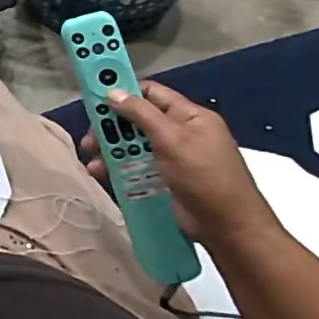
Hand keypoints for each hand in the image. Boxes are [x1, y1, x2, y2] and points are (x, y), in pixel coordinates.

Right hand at [78, 81, 283, 247]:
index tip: (95, 98)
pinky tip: (101, 173)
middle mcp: (180, 132)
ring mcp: (171, 156)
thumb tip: (112, 91)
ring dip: (110, 150)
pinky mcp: (163, 177)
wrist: (228, 227)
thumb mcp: (172, 139)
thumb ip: (140, 113)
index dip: (123, 92)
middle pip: (136, 120)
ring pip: (132, 144)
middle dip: (111, 127)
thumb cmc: (203, 176)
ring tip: (93, 160)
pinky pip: (134, 165)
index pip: (151, 93)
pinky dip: (117, 167)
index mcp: (189, 116)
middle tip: (90, 138)